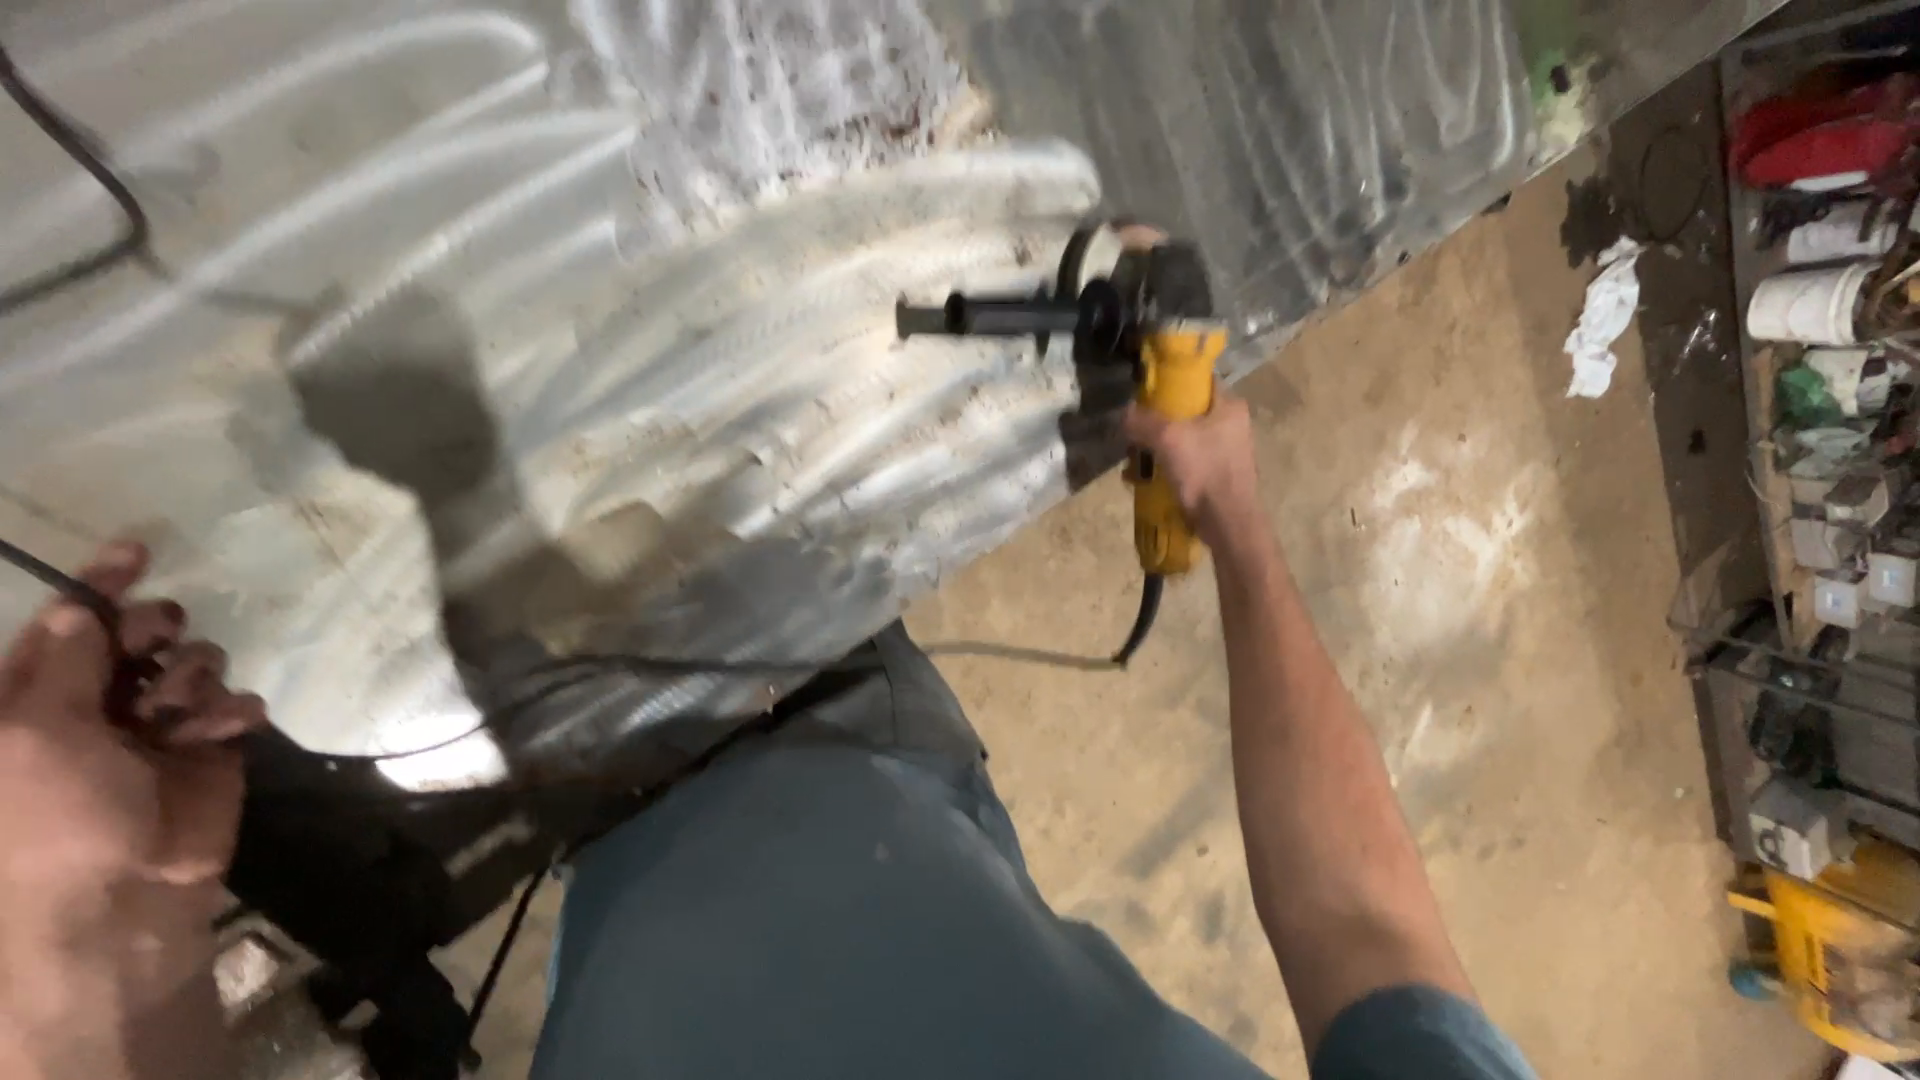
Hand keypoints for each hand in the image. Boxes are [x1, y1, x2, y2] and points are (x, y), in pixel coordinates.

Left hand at [0, 540, 264, 1070]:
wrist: (123, 893)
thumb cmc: (50, 818)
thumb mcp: (34, 733)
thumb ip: (62, 665)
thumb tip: (73, 607)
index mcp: (32, 701)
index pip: (64, 627)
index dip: (95, 586)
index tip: (135, 549)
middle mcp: (94, 705)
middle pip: (139, 636)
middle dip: (156, 634)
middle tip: (160, 646)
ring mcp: (156, 726)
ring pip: (195, 663)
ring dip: (193, 681)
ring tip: (182, 719)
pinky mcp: (211, 744)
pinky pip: (235, 703)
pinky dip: (229, 714)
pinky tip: (219, 735)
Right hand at [1120, 387, 1265, 551]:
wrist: (1227, 522)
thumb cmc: (1204, 471)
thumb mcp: (1168, 439)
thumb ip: (1143, 421)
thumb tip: (1125, 413)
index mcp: (1230, 406)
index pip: (1199, 381)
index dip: (1171, 383)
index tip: (1146, 394)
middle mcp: (1232, 425)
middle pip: (1187, 413)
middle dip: (1157, 423)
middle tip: (1135, 432)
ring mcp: (1227, 452)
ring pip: (1184, 440)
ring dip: (1158, 448)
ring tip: (1135, 460)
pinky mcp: (1218, 475)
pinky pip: (1187, 463)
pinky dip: (1167, 468)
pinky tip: (1146, 480)